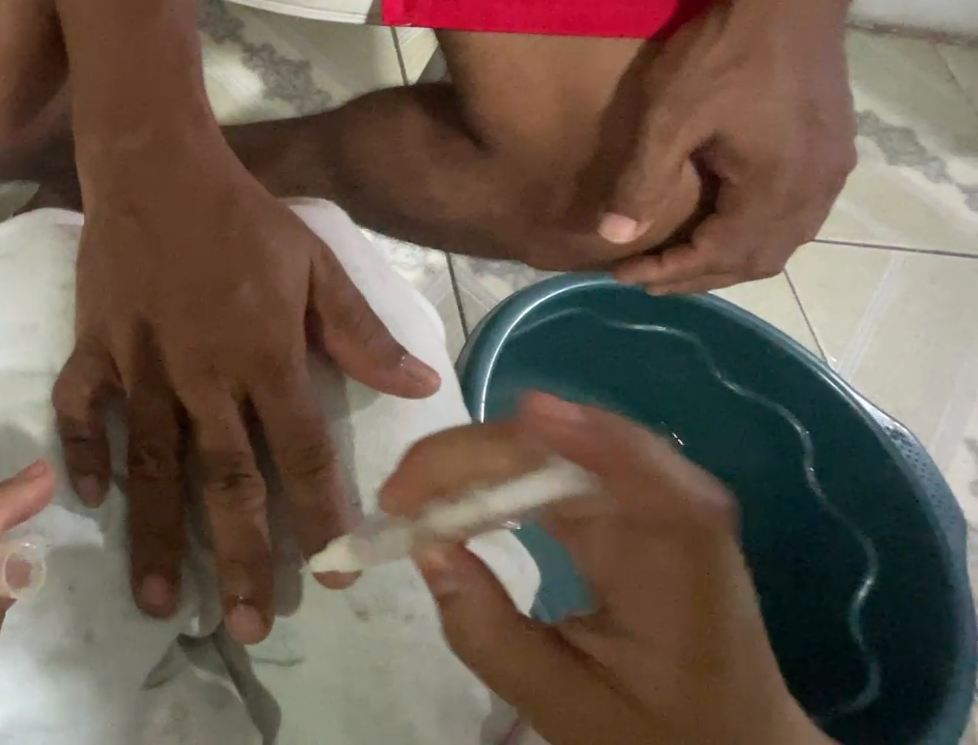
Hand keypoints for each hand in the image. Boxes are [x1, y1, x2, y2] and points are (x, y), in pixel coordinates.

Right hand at [54, 136, 440, 644]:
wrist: (157, 170)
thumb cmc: (241, 216)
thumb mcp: (315, 260)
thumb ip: (359, 329)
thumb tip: (416, 386)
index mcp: (263, 354)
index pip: (299, 453)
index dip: (319, 517)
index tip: (334, 577)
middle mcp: (202, 374)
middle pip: (225, 477)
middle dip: (241, 554)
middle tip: (250, 624)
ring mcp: (140, 362)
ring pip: (150, 461)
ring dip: (156, 532)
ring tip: (160, 599)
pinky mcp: (94, 344)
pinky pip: (81, 406)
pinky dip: (84, 449)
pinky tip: (89, 494)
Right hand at [383, 392, 830, 744]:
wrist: (726, 740)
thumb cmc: (656, 731)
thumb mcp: (566, 707)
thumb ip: (491, 635)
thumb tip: (425, 546)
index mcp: (684, 577)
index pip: (659, 489)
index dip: (601, 437)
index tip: (527, 413)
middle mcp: (666, 520)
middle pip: (570, 452)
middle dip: (476, 455)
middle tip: (399, 496)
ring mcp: (635, 500)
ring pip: (545, 447)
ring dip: (470, 459)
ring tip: (411, 495)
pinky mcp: (608, 500)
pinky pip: (540, 463)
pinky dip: (485, 470)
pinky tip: (448, 492)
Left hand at [602, 0, 855, 294]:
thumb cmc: (719, 58)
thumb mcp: (666, 120)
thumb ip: (642, 181)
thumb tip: (613, 237)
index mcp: (777, 187)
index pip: (721, 255)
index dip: (670, 272)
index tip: (621, 277)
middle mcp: (815, 188)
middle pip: (756, 258)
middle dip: (696, 275)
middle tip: (641, 279)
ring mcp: (829, 169)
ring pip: (780, 239)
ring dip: (724, 258)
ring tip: (671, 263)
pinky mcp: (826, 149)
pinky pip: (791, 214)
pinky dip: (750, 234)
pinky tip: (715, 227)